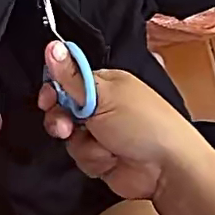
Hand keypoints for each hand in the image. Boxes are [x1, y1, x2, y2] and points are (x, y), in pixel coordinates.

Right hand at [39, 41, 204, 200]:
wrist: (167, 168)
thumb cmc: (143, 124)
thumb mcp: (104, 97)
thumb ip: (73, 76)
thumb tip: (51, 46)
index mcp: (106, 83)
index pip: (68, 80)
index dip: (54, 90)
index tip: (48, 100)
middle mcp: (104, 106)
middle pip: (63, 110)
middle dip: (62, 121)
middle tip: (67, 128)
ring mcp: (103, 133)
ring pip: (70, 137)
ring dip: (85, 145)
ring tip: (105, 147)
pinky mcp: (103, 157)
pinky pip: (82, 157)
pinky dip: (94, 160)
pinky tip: (112, 160)